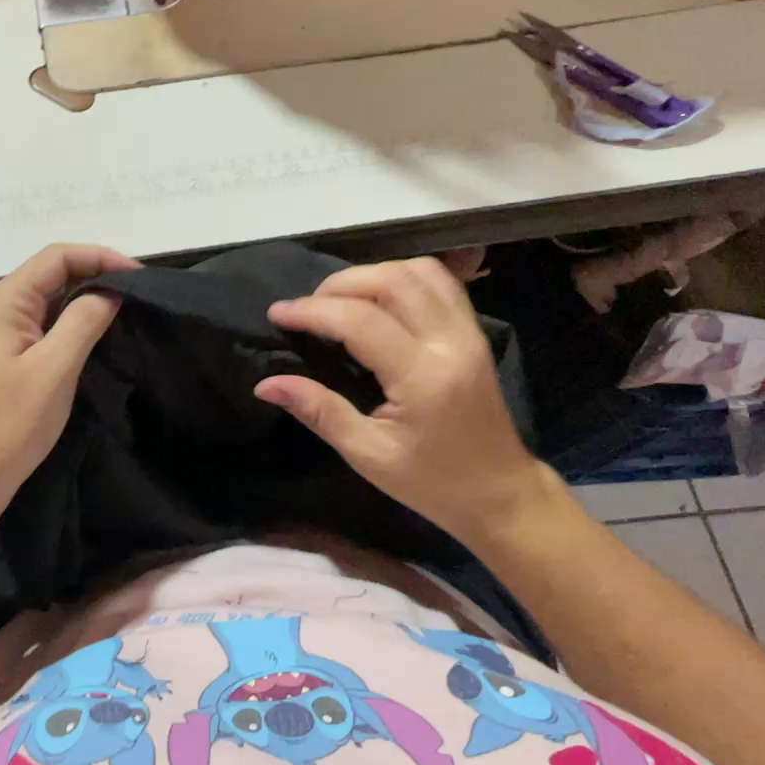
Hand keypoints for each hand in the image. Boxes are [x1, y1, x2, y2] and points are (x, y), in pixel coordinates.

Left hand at [0, 244, 140, 543]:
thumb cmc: (13, 423)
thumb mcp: (55, 369)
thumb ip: (84, 321)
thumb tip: (110, 290)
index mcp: (2, 303)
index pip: (56, 258)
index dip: (100, 257)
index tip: (140, 276)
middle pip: (51, 272)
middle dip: (95, 273)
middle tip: (138, 291)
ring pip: (48, 297)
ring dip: (85, 296)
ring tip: (126, 306)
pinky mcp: (5, 353)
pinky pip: (42, 321)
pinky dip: (72, 319)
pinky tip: (97, 329)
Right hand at [254, 257, 555, 540]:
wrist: (499, 493)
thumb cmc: (430, 482)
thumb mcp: (367, 454)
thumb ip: (318, 411)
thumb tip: (266, 384)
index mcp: (423, 377)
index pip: (361, 320)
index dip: (313, 311)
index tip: (277, 314)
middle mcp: (450, 342)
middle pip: (392, 280)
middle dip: (339, 284)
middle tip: (306, 307)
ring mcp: (469, 333)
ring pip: (420, 271)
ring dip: (372, 274)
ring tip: (338, 300)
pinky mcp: (474, 333)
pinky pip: (439, 283)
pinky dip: (401, 278)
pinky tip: (376, 298)